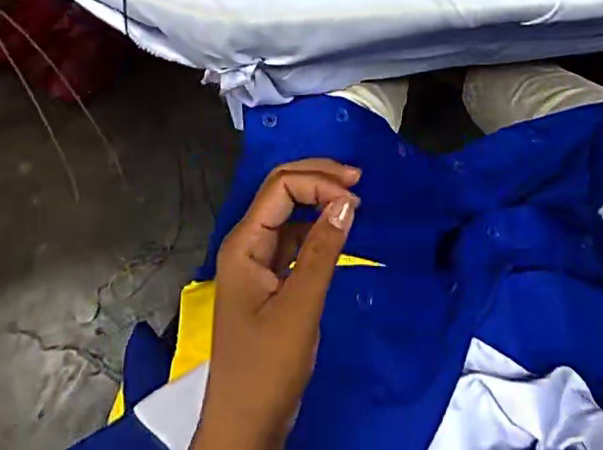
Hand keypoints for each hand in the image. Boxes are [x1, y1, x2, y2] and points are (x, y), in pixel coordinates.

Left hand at [193, 159, 359, 449]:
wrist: (245, 426)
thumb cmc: (266, 369)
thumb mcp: (299, 309)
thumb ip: (322, 252)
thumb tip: (346, 202)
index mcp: (244, 243)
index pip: (280, 188)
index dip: (318, 182)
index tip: (356, 197)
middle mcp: (247, 243)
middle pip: (280, 190)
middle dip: (317, 177)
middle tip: (358, 178)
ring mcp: (257, 260)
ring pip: (288, 212)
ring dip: (318, 199)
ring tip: (353, 199)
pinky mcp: (269, 279)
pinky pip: (293, 238)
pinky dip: (316, 227)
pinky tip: (337, 230)